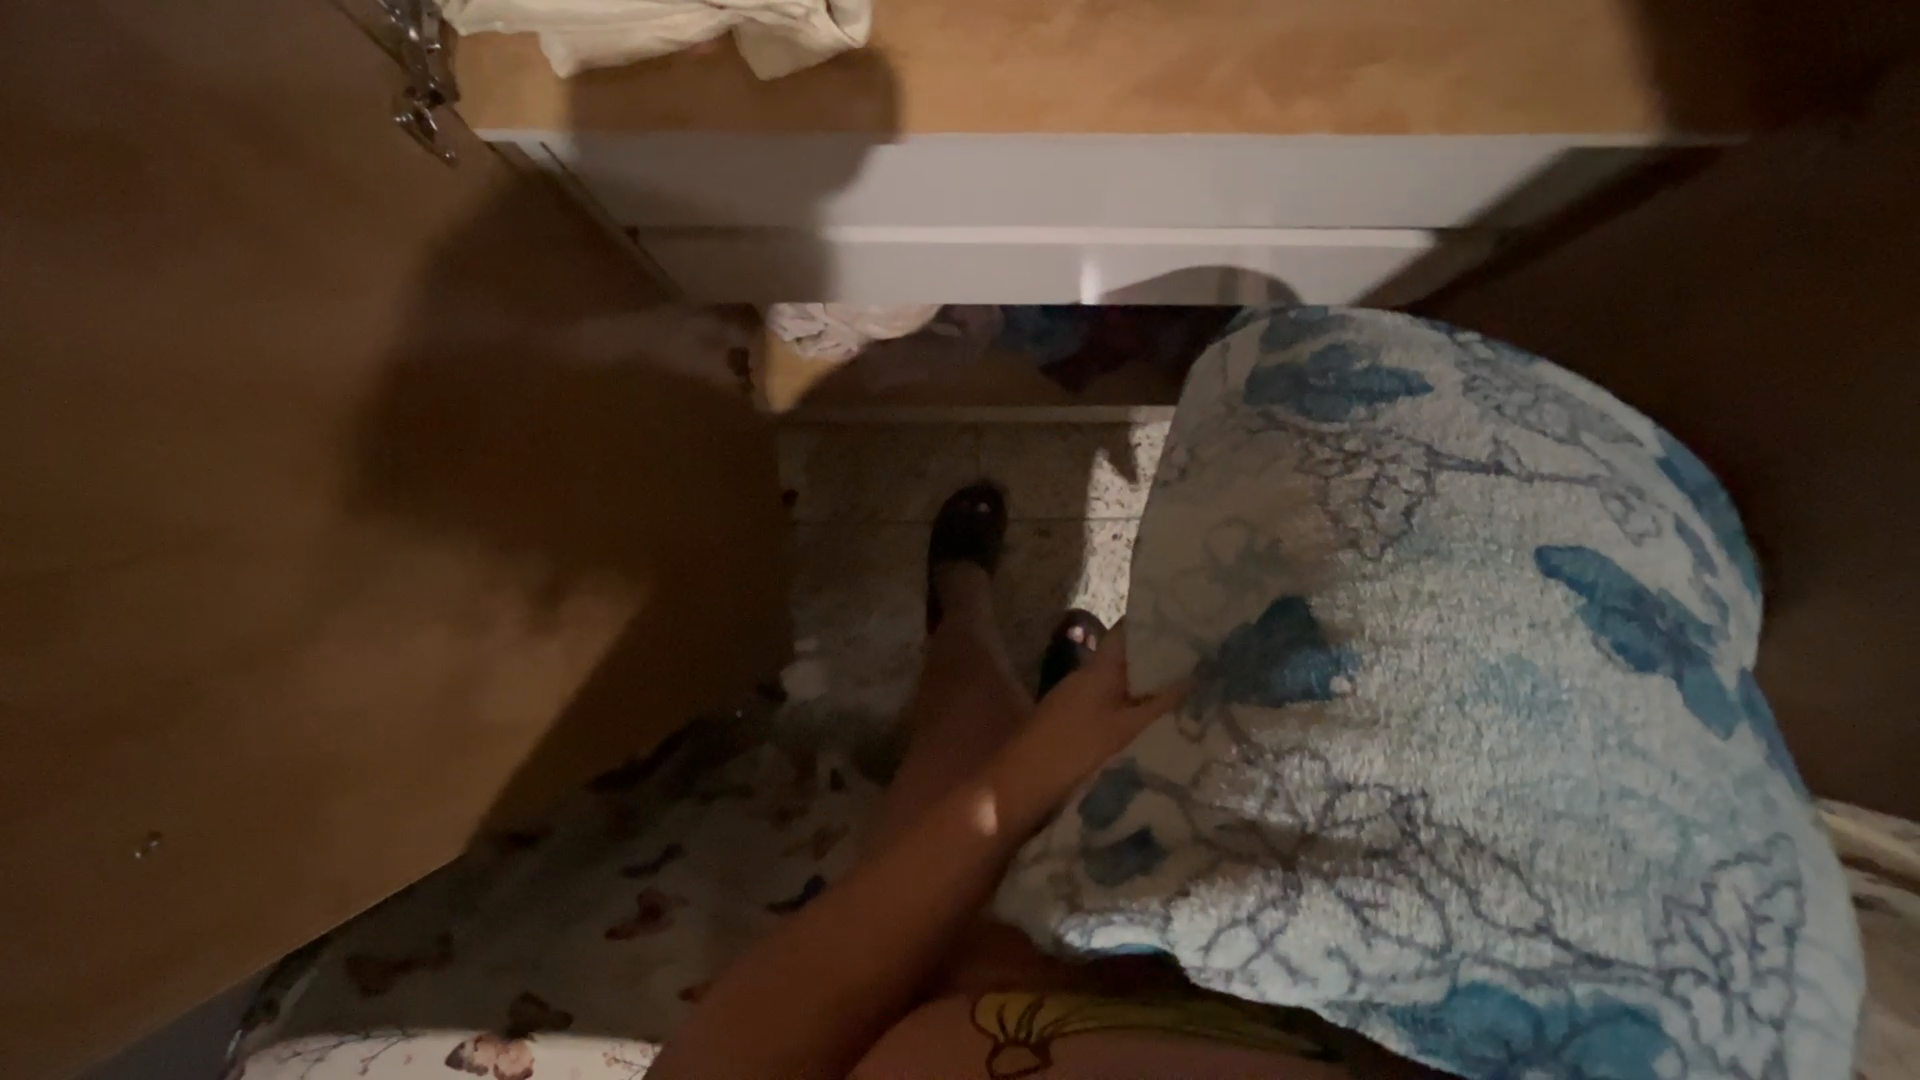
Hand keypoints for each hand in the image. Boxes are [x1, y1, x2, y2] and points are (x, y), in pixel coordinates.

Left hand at [992, 624, 1187, 816]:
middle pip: (1126, 657)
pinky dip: (1130, 707)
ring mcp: (1076, 697)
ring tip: (1188, 691)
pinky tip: (1153, 721)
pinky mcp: (1071, 720)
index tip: (1188, 621)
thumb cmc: (1076, 750)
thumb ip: (1162, 704)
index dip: (1154, 623)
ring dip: (1146, 686)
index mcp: (1099, 667)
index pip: (1127, 630)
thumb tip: (1197, 676)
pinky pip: (1108, 704)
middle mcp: (1086, 675)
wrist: (1021, 784)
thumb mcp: (1127, 728)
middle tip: (1201, 662)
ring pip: (1118, 683)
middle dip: (1159, 659)